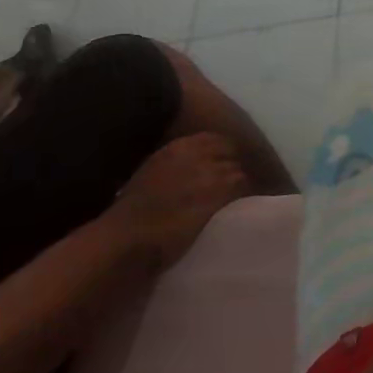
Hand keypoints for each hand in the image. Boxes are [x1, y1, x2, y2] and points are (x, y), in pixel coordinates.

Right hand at [105, 133, 247, 268]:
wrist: (131, 233)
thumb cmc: (132, 210)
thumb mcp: (151, 172)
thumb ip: (172, 164)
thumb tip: (185, 168)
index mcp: (178, 147)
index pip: (214, 139)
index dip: (221, 153)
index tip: (222, 164)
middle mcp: (197, 154)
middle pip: (229, 154)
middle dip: (232, 166)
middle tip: (231, 184)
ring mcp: (210, 173)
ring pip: (237, 171)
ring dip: (238, 184)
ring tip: (234, 198)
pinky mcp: (218, 194)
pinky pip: (240, 189)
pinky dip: (242, 196)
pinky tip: (237, 206)